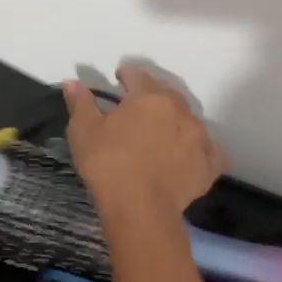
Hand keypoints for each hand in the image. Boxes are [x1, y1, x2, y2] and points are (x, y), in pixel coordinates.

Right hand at [62, 65, 225, 216]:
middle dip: (151, 93)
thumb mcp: (83, 129)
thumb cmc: (107, 162)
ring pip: (188, 119)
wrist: (140, 207)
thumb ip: (80, 102)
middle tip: (136, 102)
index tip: (117, 77)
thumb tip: (72, 81)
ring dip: (174, 118)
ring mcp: (201, 139)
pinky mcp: (210, 165)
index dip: (126, 74)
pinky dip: (196, 145)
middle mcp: (181, 112)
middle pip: (167, 94)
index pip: (138, 76)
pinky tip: (186, 151)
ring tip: (158, 128)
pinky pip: (208, 148)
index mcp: (150, 98)